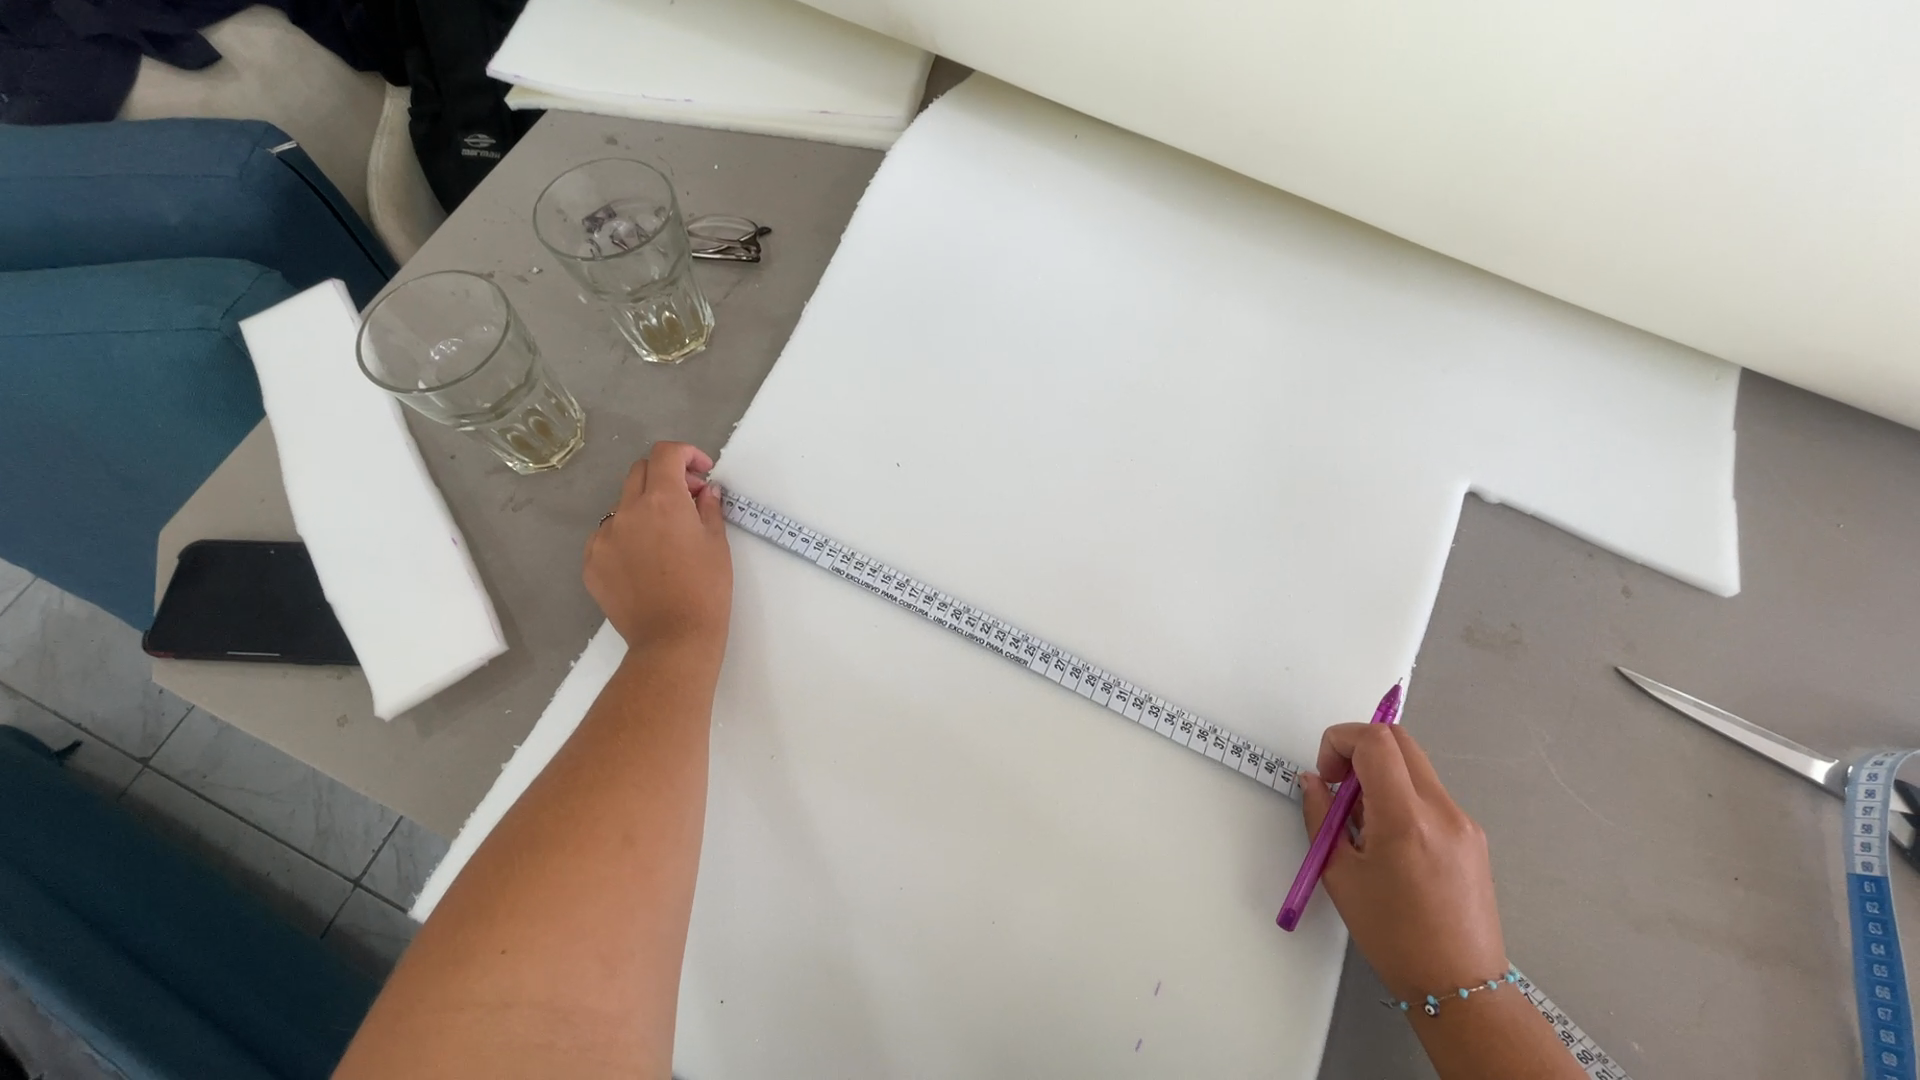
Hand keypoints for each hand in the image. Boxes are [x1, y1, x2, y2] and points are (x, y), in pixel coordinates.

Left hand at [584, 442, 731, 659]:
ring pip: (623, 505)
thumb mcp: (717, 544)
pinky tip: (645, 562)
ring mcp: (604, 537)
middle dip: (666, 476)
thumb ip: (709, 508)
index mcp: (663, 501)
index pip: (666, 454)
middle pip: (640, 472)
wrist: (673, 639)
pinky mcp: (592, 562)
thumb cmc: (706, 590)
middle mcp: (627, 511)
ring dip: (645, 508)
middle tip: (689, 499)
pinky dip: (627, 536)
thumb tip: (705, 491)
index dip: (686, 454)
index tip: (702, 471)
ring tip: (666, 538)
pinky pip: (608, 536)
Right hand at [1300, 723, 1506, 1001]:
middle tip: (1338, 785)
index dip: (1339, 740)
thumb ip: (1320, 816)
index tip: (1326, 774)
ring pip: (1414, 764)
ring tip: (1361, 820)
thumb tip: (1313, 782)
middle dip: (1358, 747)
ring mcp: (1463, 821)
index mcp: (1406, 819)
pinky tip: (1388, 838)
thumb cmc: (1392, 936)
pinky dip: (1400, 793)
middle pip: (1398, 739)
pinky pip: (1429, 792)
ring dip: (1379, 772)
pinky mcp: (1472, 835)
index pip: (1375, 741)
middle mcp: (1442, 810)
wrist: (1460, 985)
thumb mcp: (1338, 873)